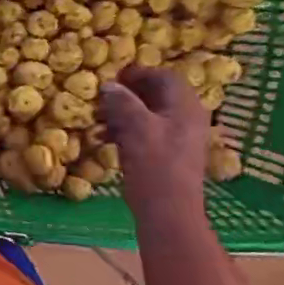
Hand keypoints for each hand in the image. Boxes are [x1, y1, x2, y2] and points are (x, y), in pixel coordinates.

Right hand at [98, 64, 207, 223]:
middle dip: (126, 94)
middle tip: (102, 97)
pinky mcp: (165, 154)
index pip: (165, 77)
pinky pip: (144, 132)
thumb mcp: (137, 129)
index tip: (113, 77)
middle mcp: (185, 118)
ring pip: (147, 114)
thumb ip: (123, 103)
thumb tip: (109, 85)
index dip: (139, 73)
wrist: (168, 211)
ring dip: (121, 113)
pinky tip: (103, 139)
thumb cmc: (156, 166)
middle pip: (155, 95)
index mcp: (185, 107)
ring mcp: (176, 137)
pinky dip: (124, 131)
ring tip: (98, 119)